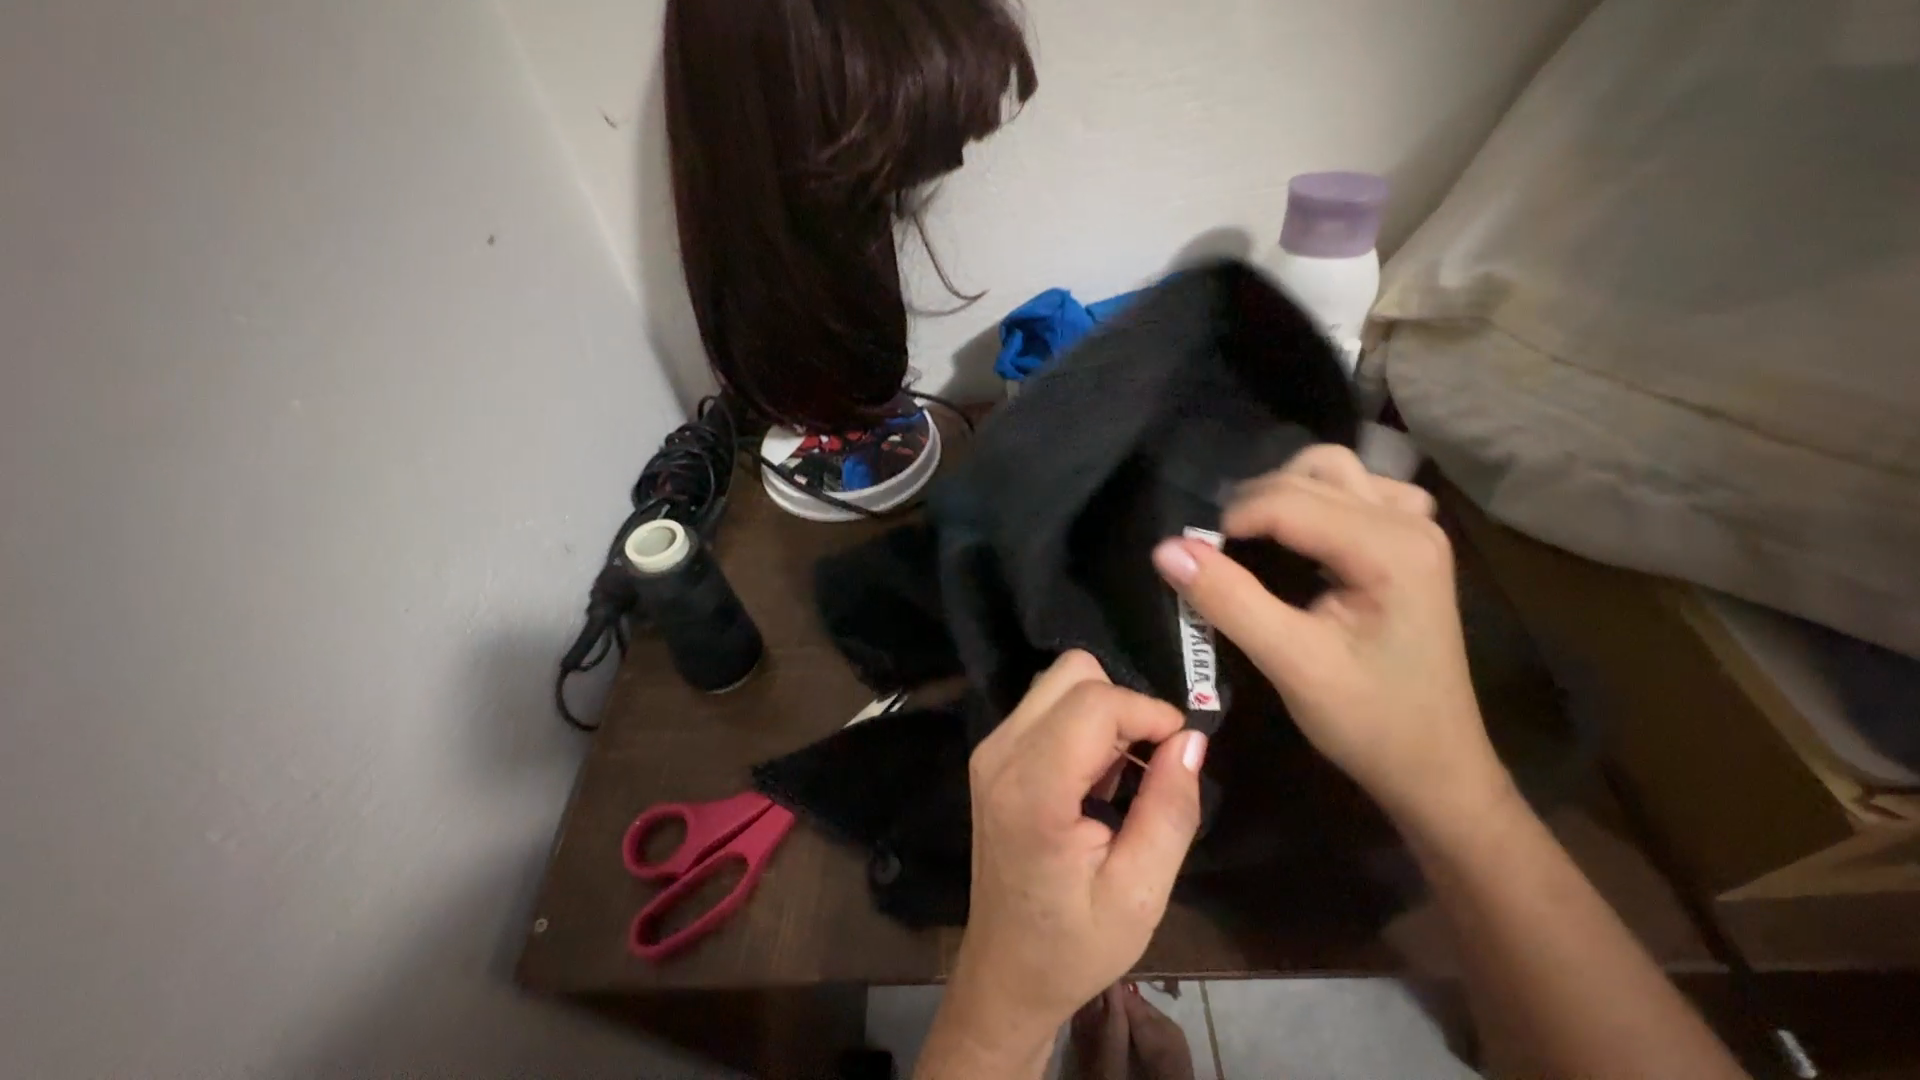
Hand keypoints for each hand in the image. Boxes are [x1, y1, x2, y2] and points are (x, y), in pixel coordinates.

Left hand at [944, 651, 1207, 1060]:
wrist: (1007, 971)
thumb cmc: (1074, 944)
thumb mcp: (1141, 892)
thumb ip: (1169, 809)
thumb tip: (1190, 739)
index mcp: (1032, 790)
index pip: (1095, 702)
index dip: (1149, 712)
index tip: (1180, 751)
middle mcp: (1000, 755)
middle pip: (1073, 674)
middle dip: (1125, 706)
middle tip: (1149, 764)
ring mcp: (990, 752)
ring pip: (1060, 683)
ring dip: (1104, 715)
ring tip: (1123, 779)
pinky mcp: (992, 757)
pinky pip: (1046, 708)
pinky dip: (1083, 726)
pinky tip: (1096, 781)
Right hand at [1150, 445, 1510, 831]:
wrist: (1435, 766)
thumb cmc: (1368, 721)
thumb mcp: (1291, 663)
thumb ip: (1229, 600)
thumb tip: (1166, 549)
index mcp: (1390, 548)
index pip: (1288, 500)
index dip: (1230, 521)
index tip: (1194, 561)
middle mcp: (1410, 523)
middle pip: (1311, 475)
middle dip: (1253, 504)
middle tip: (1217, 552)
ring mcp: (1418, 529)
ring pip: (1335, 471)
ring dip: (1286, 492)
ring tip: (1252, 538)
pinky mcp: (1412, 544)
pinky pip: (1359, 491)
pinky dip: (1320, 500)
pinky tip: (1304, 537)